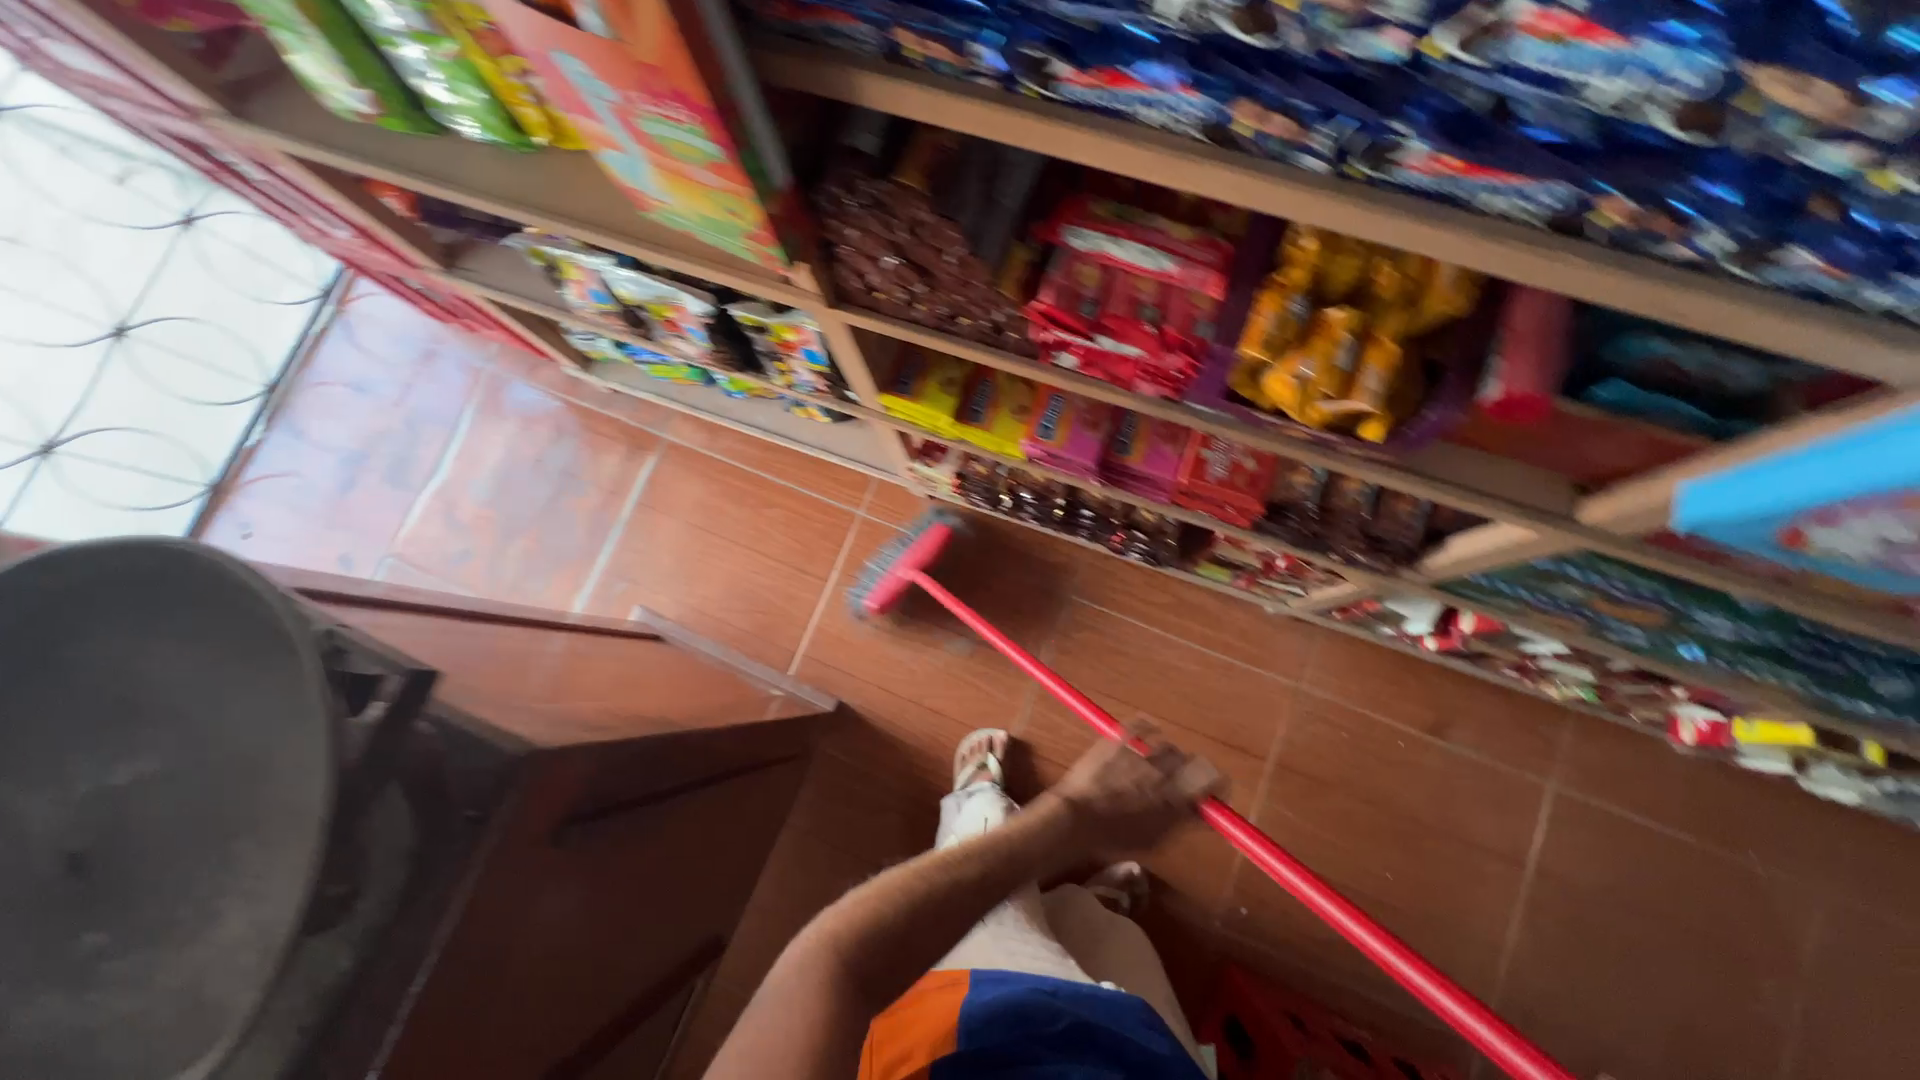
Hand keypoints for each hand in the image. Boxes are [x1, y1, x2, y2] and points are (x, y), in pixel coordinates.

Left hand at [1035, 726, 1224, 859]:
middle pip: (1192, 761)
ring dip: (1167, 755)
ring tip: (1156, 764)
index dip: (1217, 783)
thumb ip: (1183, 823)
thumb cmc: (1114, 838)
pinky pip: (1142, 723)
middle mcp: (1163, 773)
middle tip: (1180, 781)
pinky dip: (1149, 726)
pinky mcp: (1118, 740)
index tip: (1214, 789)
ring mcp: (1140, 754)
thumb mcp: (1155, 840)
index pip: (1213, 780)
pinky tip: (1150, 730)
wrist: (1074, 819)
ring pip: (1168, 746)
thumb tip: (1203, 813)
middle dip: (1190, 771)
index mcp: (1175, 799)